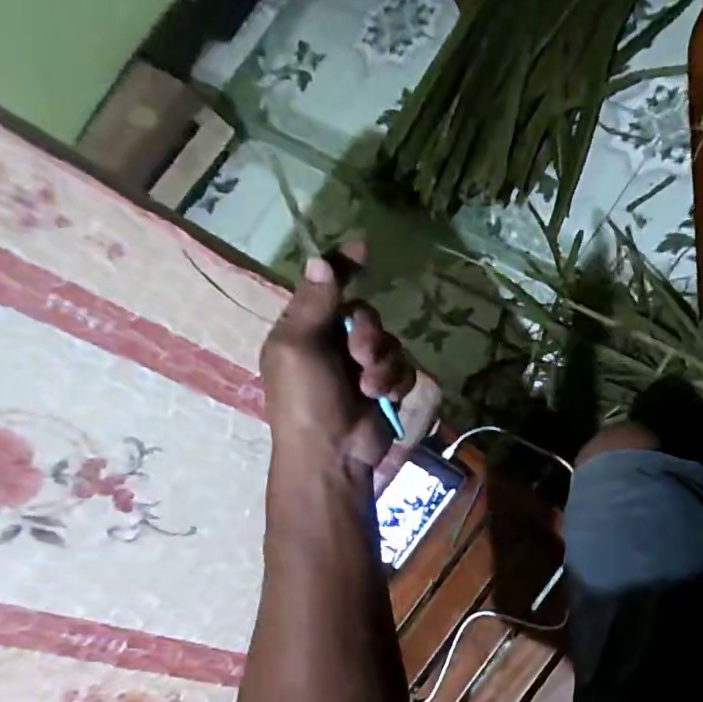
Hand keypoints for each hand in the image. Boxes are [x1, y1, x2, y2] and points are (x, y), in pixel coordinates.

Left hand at [259, 238, 414, 479]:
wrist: (333, 454)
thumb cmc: (305, 400)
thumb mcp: (299, 346)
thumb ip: (314, 304)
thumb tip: (321, 259)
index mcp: (304, 329)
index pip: (327, 286)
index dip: (344, 266)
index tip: (365, 247)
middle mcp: (333, 343)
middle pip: (366, 314)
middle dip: (368, 334)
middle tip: (359, 355)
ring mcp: (361, 367)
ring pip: (389, 342)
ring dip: (383, 363)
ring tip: (371, 388)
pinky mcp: (386, 388)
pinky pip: (403, 368)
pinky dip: (396, 381)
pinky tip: (383, 397)